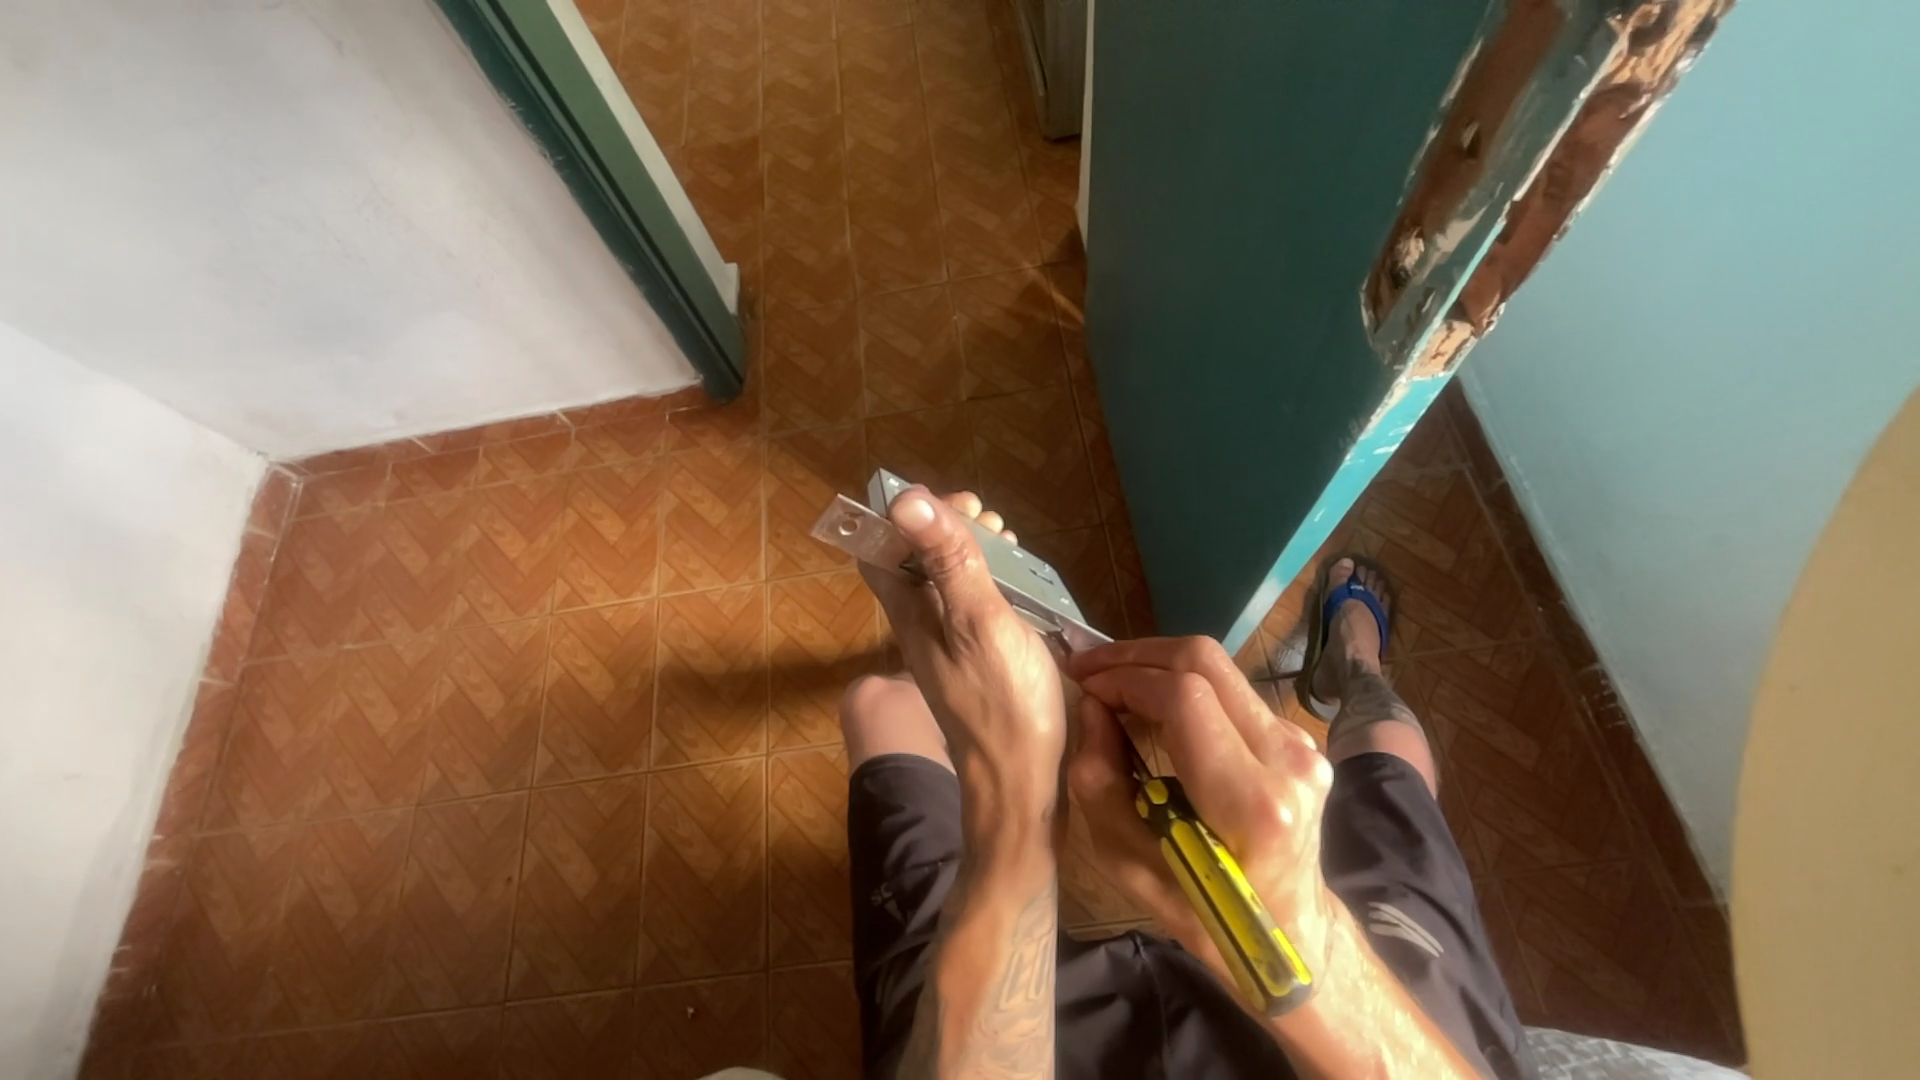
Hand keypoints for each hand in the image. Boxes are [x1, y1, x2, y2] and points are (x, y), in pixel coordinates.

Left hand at [862, 488, 1065, 824]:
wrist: (1021, 780)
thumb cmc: (1002, 699)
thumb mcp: (978, 619)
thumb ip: (947, 560)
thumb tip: (904, 499)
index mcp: (910, 611)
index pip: (882, 547)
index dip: (907, 515)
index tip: (955, 503)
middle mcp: (921, 623)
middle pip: (916, 558)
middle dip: (949, 526)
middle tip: (991, 521)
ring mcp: (949, 642)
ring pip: (947, 579)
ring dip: (972, 551)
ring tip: (1008, 541)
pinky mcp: (977, 657)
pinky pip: (972, 603)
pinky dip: (991, 580)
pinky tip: (1018, 580)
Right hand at [1065, 637, 1339, 999]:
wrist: (1290, 932)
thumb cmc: (1202, 911)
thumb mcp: (1127, 861)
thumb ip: (1099, 780)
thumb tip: (1092, 707)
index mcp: (1250, 801)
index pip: (1184, 698)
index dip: (1124, 679)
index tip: (1085, 687)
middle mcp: (1287, 760)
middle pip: (1205, 662)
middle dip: (1137, 655)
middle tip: (1091, 668)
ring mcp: (1301, 746)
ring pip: (1219, 669)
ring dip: (1158, 665)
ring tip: (1114, 683)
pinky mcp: (1298, 739)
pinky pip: (1230, 691)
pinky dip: (1182, 685)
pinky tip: (1151, 705)